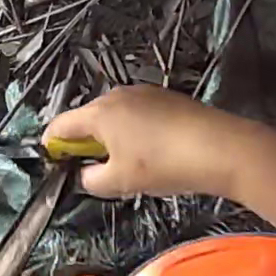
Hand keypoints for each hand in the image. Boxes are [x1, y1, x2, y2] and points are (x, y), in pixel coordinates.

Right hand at [45, 84, 247, 196]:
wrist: (222, 148)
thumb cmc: (164, 164)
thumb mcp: (121, 182)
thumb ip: (92, 180)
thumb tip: (86, 175)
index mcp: (98, 113)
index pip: (60, 126)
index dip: (52, 144)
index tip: (54, 160)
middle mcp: (115, 96)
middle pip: (86, 118)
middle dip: (84, 142)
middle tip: (94, 168)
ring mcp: (142, 92)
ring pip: (113, 115)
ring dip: (110, 136)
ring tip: (127, 162)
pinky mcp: (165, 96)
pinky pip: (136, 112)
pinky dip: (132, 130)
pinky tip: (152, 150)